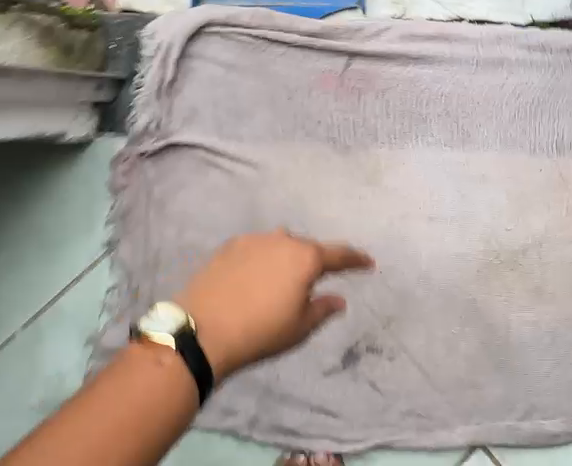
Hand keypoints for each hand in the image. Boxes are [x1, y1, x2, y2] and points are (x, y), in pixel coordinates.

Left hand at [175, 230, 374, 378]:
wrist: (202, 330)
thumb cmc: (260, 332)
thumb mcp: (299, 328)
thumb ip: (323, 309)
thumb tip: (339, 299)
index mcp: (306, 258)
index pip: (339, 255)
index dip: (356, 260)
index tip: (369, 262)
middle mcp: (283, 240)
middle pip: (307, 248)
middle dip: (313, 262)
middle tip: (312, 283)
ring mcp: (255, 239)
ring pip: (280, 245)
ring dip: (285, 259)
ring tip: (280, 281)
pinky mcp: (230, 246)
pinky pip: (256, 249)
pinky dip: (262, 260)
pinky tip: (253, 279)